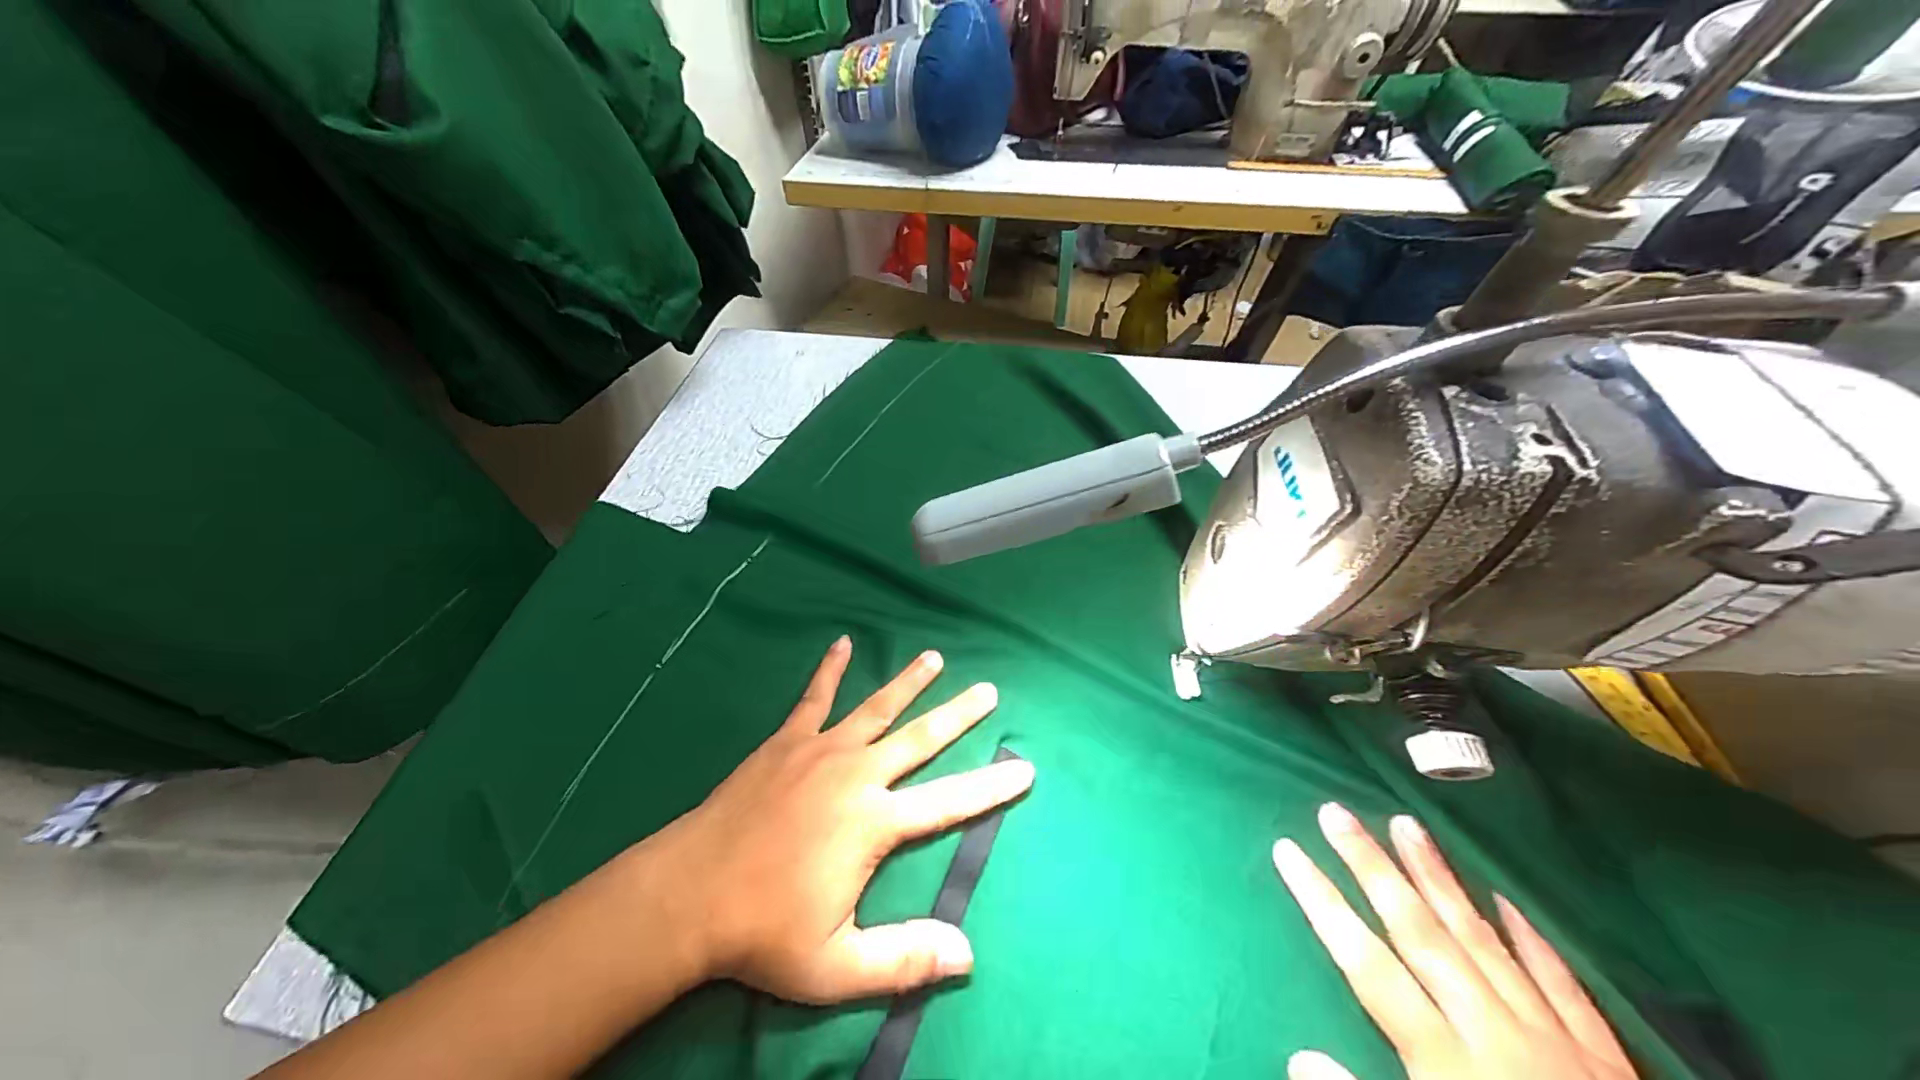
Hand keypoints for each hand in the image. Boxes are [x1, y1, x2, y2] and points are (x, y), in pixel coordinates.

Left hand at [642, 637, 1033, 1003]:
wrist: (685, 895)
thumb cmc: (763, 931)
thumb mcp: (836, 965)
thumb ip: (903, 957)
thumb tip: (967, 954)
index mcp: (874, 822)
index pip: (949, 802)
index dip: (991, 787)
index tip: (1025, 768)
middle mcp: (855, 774)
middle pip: (919, 738)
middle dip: (957, 715)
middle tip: (988, 689)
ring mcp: (819, 751)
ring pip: (875, 709)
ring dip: (908, 683)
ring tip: (933, 657)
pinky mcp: (785, 742)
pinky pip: (813, 698)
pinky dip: (830, 670)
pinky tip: (842, 643)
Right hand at [1272, 803, 1636, 1079]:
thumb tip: (1297, 1055)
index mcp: (1446, 1061)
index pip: (1366, 964)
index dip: (1322, 904)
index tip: (1288, 851)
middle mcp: (1491, 1030)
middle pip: (1419, 933)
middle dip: (1372, 868)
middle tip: (1337, 813)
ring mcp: (1551, 1036)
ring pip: (1481, 938)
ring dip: (1438, 878)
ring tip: (1407, 824)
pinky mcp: (1603, 1056)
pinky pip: (1560, 982)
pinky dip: (1531, 939)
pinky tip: (1506, 901)